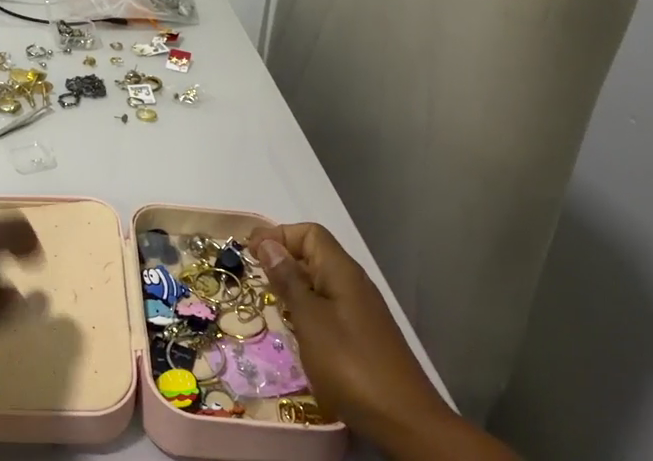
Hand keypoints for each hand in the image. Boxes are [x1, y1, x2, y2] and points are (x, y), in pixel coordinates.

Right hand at [248, 223, 450, 433]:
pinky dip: (306, 309)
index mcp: (342, 271)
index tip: (249, 252)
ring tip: (268, 303)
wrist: (403, 419)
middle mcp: (353, 283)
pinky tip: (294, 329)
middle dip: (282, 259)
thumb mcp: (310, 319)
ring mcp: (360, 310)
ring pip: (319, 283)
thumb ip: (288, 281)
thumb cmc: (349, 364)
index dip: (278, 235)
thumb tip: (269, 244)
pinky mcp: (362, 334)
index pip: (309, 233)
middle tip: (252, 278)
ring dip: (292, 286)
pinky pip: (327, 306)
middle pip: (314, 254)